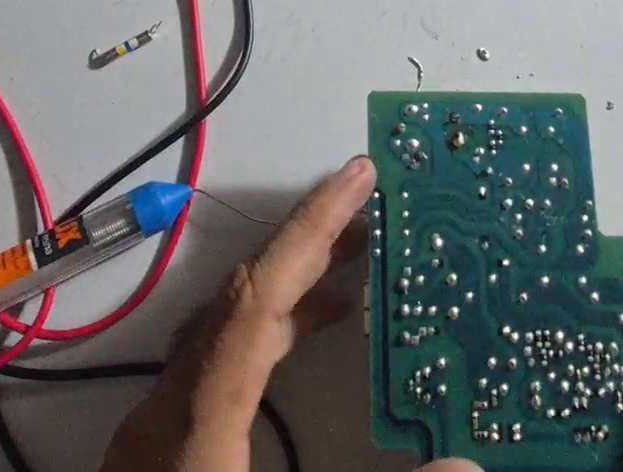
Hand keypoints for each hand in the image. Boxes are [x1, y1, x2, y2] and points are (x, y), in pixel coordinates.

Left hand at [102, 157, 380, 471]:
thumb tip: (459, 457)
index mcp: (199, 419)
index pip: (258, 298)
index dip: (309, 230)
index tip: (352, 178)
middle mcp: (172, 401)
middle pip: (243, 292)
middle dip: (307, 238)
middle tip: (367, 199)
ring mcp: (162, 413)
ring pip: (232, 319)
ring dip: (293, 279)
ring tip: (355, 253)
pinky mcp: (164, 433)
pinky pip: (225, 352)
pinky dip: (273, 327)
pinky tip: (314, 326)